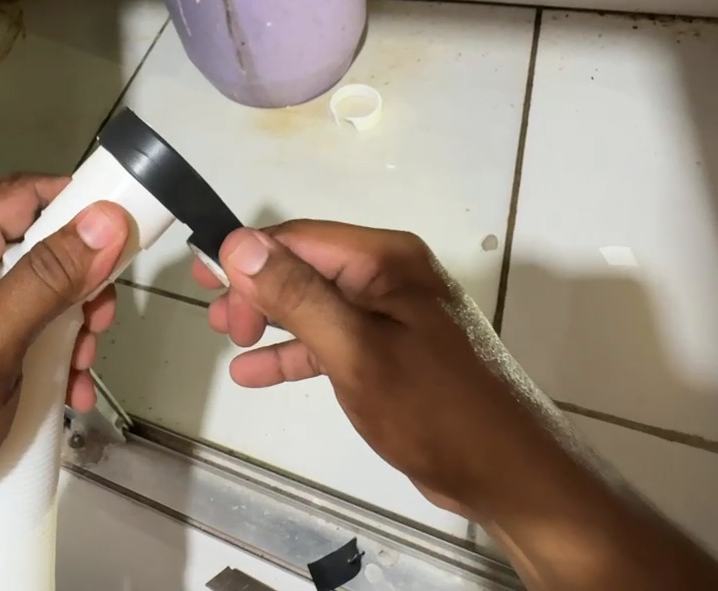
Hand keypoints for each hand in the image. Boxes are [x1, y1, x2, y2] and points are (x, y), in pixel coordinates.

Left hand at [0, 175, 127, 532]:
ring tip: (79, 371)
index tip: (124, 242)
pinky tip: (64, 389)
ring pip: (35, 284)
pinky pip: (20, 320)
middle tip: (98, 326)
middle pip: (36, 240)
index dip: (80, 207)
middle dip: (79, 281)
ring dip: (69, 323)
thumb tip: (107, 219)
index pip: (26, 193)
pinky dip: (49, 347)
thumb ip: (48, 279)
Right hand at [194, 223, 717, 590]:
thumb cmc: (434, 409)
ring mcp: (392, 312)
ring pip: (315, 302)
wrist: (512, 478)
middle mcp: (388, 274)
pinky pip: (333, 336)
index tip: (205, 278)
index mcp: (385, 258)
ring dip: (271, 318)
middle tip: (216, 319)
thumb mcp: (355, 350)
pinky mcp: (392, 348)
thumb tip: (239, 243)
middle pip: (305, 267)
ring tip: (228, 337)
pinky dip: (296, 349)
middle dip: (257, 289)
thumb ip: (296, 294)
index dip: (248, 255)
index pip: (299, 239)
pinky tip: (258, 369)